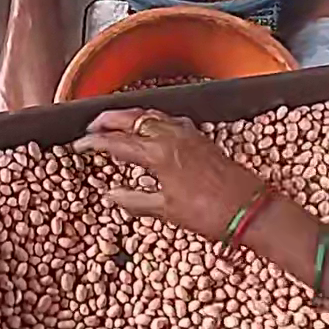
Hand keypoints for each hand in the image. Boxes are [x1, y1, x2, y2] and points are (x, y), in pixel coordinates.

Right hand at [74, 109, 262, 239]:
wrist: (250, 208)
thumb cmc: (208, 213)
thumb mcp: (166, 211)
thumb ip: (134, 200)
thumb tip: (110, 194)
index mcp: (157, 154)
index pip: (116, 143)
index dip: (94, 143)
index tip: (78, 145)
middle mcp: (170, 136)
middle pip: (130, 119)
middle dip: (107, 120)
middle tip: (91, 127)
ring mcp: (187, 133)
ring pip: (150, 114)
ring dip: (129, 116)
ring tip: (114, 123)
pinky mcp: (199, 136)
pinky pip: (168, 119)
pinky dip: (152, 119)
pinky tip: (150, 128)